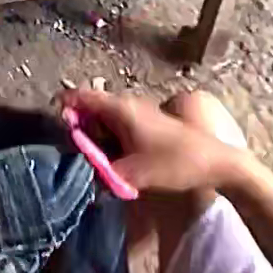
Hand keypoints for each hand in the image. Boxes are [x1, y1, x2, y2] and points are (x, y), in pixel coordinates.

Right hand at [59, 89, 248, 195]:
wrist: (218, 163)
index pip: (80, 97)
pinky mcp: (148, 124)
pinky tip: (113, 159)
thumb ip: (103, 173)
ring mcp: (139, 112)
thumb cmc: (175, 163)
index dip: (63, 108)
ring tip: (92, 159)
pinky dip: (109, 138)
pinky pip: (118, 125)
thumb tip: (83, 174)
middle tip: (74, 152)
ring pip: (104, 118)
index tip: (55, 127)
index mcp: (120, 109)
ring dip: (95, 135)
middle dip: (78, 127)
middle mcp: (127, 104)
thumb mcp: (132, 174)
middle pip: (90, 108)